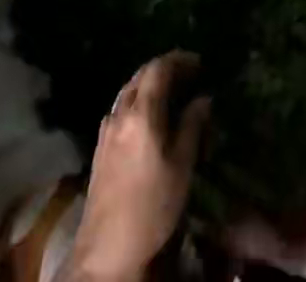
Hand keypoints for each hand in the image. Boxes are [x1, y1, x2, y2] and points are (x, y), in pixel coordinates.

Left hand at [65, 52, 210, 281]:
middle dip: (164, 68)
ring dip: (149, 82)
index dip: (178, 60)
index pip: (157, 70)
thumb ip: (192, 128)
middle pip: (140, 76)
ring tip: (173, 89)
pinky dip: (138, 98)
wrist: (107, 244)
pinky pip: (121, 106)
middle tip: (189, 72)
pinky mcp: (101, 142)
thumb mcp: (181, 168)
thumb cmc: (152, 207)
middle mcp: (120, 112)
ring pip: (128, 90)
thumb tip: (204, 98)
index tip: (198, 60)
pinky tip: (149, 113)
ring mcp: (106, 127)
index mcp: (141, 114)